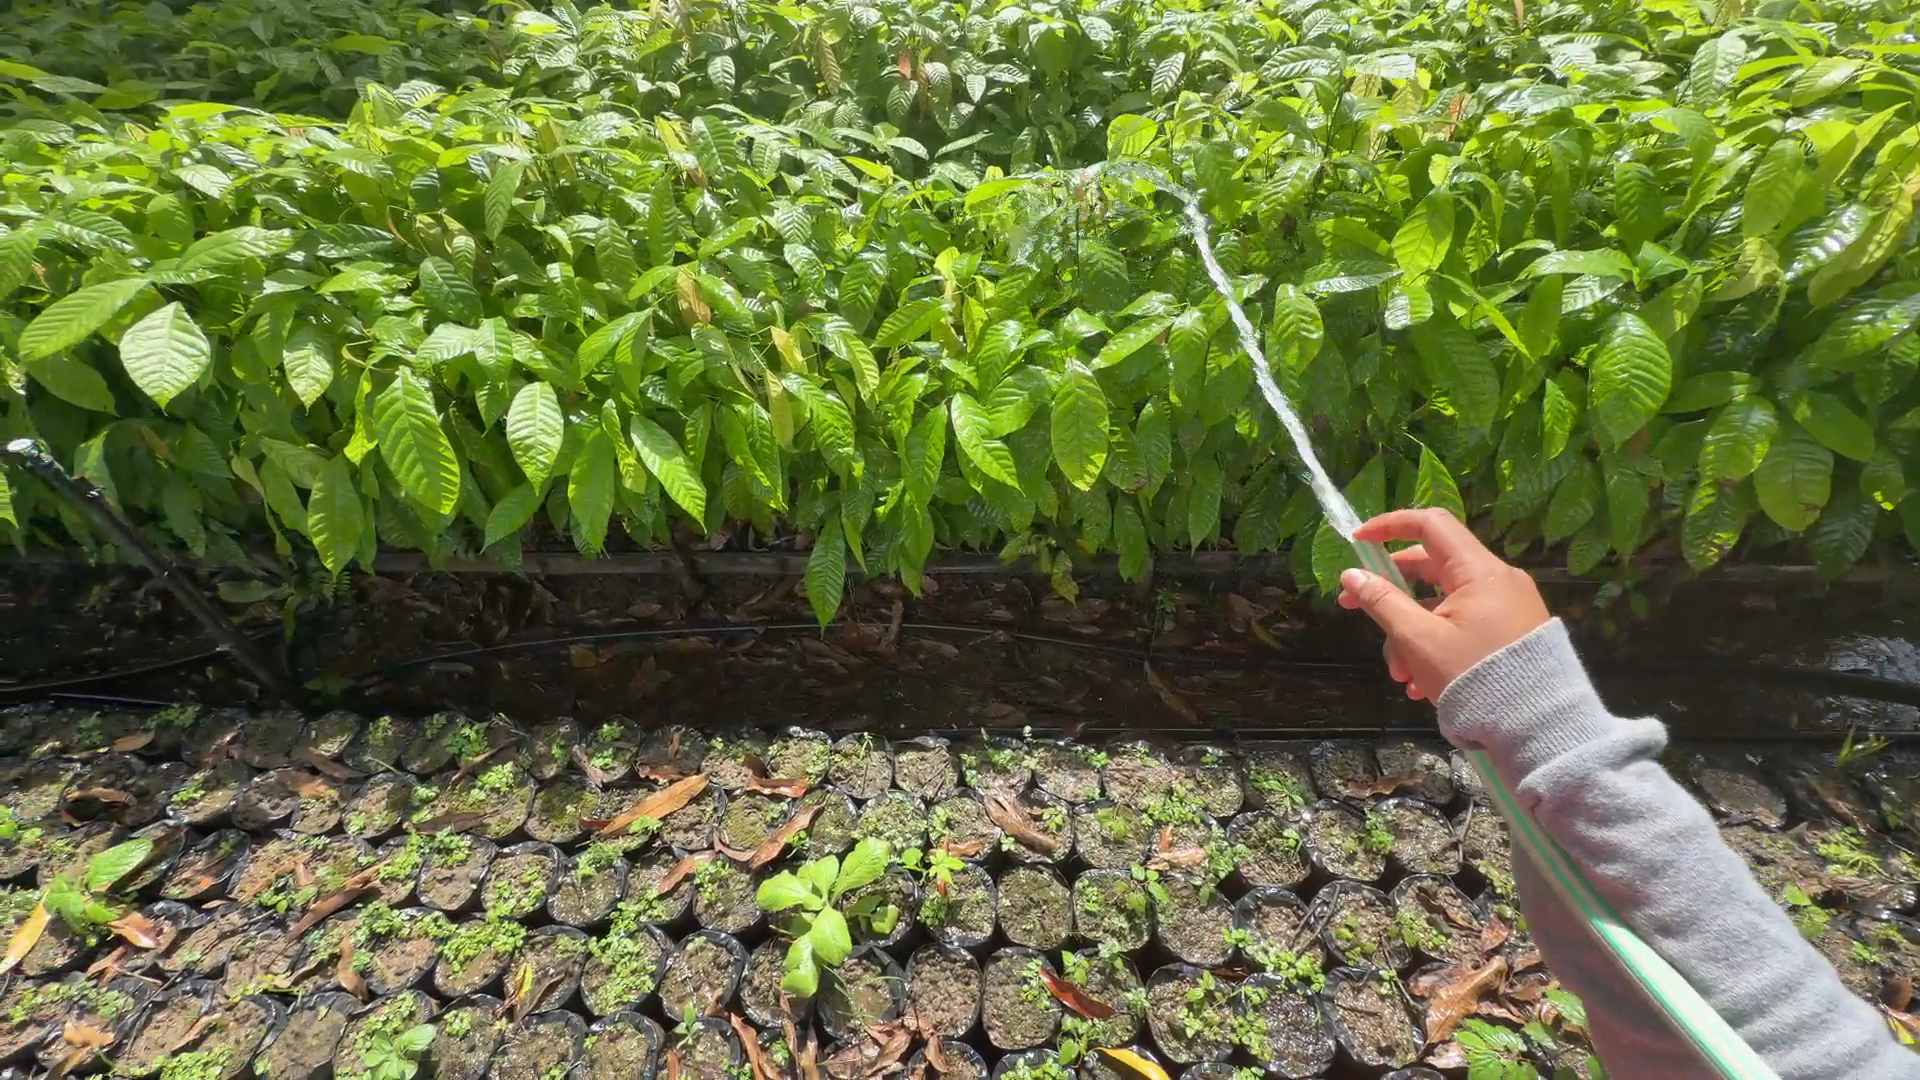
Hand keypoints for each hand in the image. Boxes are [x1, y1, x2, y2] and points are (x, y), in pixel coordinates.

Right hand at [1338, 507, 1550, 701]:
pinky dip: (1433, 644)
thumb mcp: (1416, 638)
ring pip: (1440, 604)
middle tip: (1353, 610)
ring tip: (1400, 675)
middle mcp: (1497, 581)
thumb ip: (1381, 601)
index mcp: (1479, 572)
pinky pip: (1460, 625)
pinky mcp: (1508, 633)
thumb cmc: (1473, 675)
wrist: (1540, 729)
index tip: (1357, 543)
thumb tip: (1352, 576)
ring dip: (1408, 633)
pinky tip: (1419, 682)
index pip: (1430, 525)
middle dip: (1389, 594)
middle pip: (1430, 569)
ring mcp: (1506, 608)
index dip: (1389, 526)